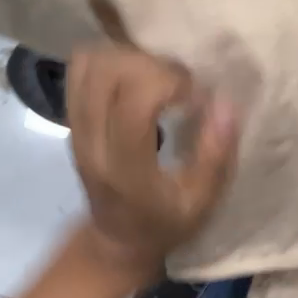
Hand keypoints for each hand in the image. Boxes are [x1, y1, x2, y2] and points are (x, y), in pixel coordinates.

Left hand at [66, 46, 237, 279]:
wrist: (117, 240)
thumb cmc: (166, 224)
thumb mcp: (202, 203)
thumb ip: (215, 155)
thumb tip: (226, 103)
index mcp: (125, 169)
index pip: (134, 102)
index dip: (170, 82)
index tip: (197, 95)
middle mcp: (92, 143)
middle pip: (107, 72)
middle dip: (151, 64)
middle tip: (179, 83)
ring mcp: (75, 129)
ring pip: (89, 63)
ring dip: (129, 57)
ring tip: (159, 76)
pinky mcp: (71, 119)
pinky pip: (79, 69)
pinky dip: (110, 59)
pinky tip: (137, 75)